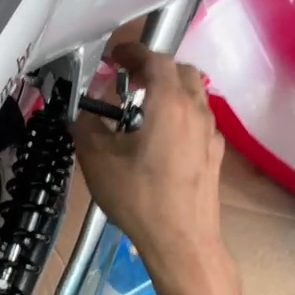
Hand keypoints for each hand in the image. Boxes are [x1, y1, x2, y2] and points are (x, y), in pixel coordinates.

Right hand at [72, 43, 228, 278]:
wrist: (182, 242)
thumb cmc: (140, 198)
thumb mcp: (98, 161)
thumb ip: (86, 129)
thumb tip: (79, 115)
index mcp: (169, 103)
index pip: (156, 59)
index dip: (133, 51)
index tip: (113, 56)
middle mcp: (196, 111)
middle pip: (181, 71)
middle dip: (153, 68)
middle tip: (127, 79)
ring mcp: (210, 134)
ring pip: (193, 95)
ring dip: (168, 91)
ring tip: (140, 108)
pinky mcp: (214, 155)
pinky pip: (198, 120)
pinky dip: (178, 114)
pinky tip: (158, 139)